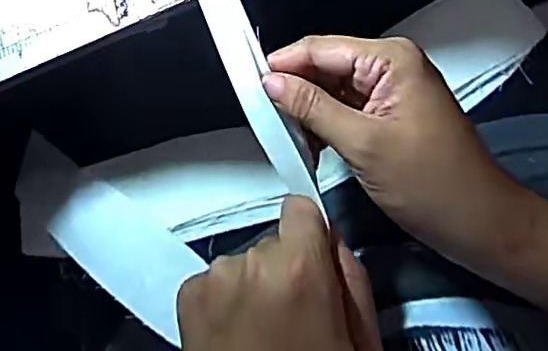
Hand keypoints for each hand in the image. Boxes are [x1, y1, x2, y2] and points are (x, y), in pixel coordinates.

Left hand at [177, 195, 381, 350]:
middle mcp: (251, 260)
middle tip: (295, 323)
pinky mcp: (187, 293)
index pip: (301, 209)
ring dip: (254, 288)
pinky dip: (225, 305)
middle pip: (272, 243)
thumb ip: (351, 282)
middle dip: (284, 272)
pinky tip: (238, 341)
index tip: (313, 253)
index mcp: (299, 269)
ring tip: (265, 339)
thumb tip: (333, 241)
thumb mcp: (360, 347)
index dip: (310, 232)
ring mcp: (214, 276)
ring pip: (243, 264)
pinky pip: (215, 283)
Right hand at [262, 36, 547, 269]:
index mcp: (391, 59)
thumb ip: (312, 107)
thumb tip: (269, 82)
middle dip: (297, 90)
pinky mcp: (391, 107)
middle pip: (323, 64)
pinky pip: (345, 102)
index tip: (252, 85)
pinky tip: (314, 142)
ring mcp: (392, 85)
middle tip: (270, 116)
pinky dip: (326, 120)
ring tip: (292, 135)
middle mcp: (391, 63)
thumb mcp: (364, 145)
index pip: (320, 48)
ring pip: (330, 84)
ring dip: (309, 108)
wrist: (492, 232)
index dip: (283, 65)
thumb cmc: (436, 188)